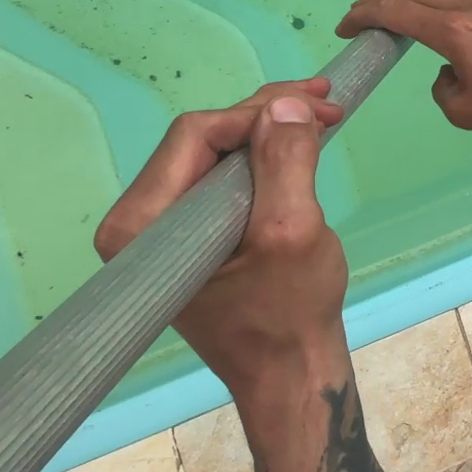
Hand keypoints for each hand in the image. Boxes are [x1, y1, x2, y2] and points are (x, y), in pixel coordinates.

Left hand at [94, 77, 350, 400]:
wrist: (291, 368)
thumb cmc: (289, 307)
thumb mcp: (293, 230)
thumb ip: (286, 164)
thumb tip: (288, 104)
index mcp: (143, 222)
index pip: (197, 133)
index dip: (261, 111)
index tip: (323, 107)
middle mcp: (141, 220)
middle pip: (205, 137)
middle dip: (270, 114)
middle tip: (330, 103)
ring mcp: (166, 228)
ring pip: (219, 152)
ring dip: (273, 130)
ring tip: (325, 116)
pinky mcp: (194, 233)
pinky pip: (227, 175)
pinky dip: (268, 155)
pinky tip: (302, 144)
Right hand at [336, 0, 471, 200]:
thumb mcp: (464, 111)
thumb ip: (442, 89)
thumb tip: (449, 72)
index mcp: (452, 30)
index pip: (395, 11)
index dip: (363, 15)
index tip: (345, 27)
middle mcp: (469, 9)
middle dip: (382, 0)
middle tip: (361, 12)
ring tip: (392, 1)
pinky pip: (461, 0)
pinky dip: (438, 1)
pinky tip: (437, 12)